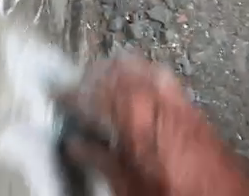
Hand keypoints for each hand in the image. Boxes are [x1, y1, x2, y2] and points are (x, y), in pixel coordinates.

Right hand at [59, 57, 248, 195]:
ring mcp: (174, 95)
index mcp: (133, 111)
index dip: (70, 94)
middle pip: (114, 69)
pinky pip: (158, 75)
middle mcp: (154, 93)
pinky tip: (137, 93)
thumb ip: (100, 160)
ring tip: (105, 86)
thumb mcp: (128, 186)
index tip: (58, 96)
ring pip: (138, 66)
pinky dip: (141, 76)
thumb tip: (75, 144)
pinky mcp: (190, 103)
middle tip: (79, 91)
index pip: (91, 93)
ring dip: (118, 71)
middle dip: (94, 76)